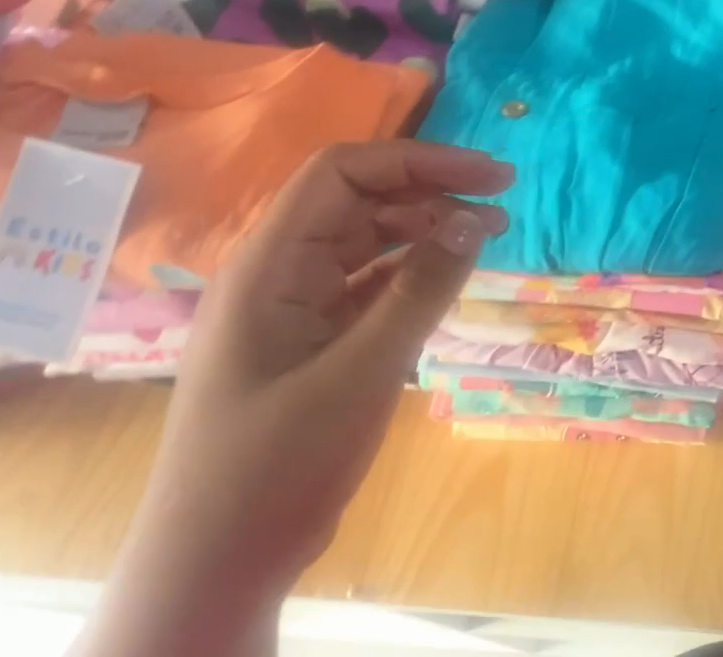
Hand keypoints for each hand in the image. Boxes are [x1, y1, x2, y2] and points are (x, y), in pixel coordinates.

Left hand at [81, 141, 512, 656]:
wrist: (219, 560)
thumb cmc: (279, 461)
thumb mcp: (362, 370)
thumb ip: (421, 289)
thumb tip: (476, 218)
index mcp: (268, 264)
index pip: (343, 174)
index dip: (419, 161)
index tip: (489, 175)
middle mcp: (276, 273)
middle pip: (357, 202)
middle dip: (431, 190)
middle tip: (502, 201)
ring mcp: (291, 308)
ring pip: (365, 242)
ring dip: (426, 229)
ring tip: (490, 232)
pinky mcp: (310, 341)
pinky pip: (367, 285)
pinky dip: (412, 272)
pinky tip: (451, 277)